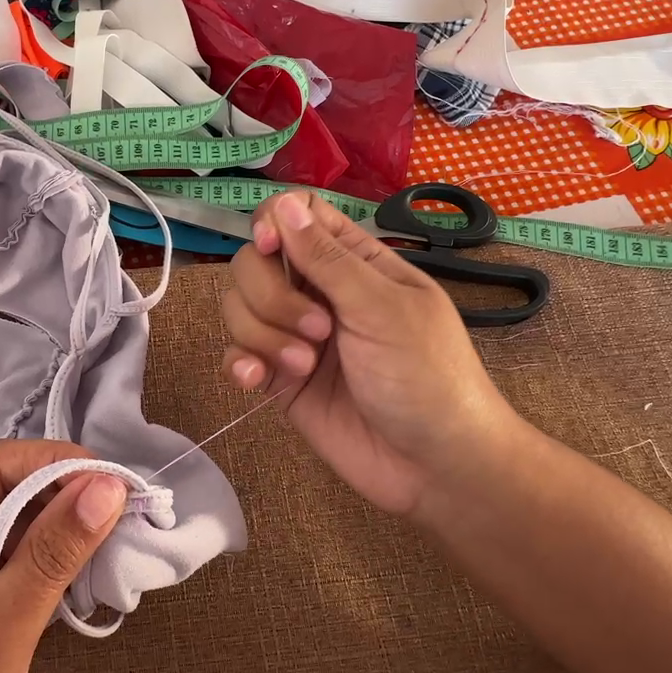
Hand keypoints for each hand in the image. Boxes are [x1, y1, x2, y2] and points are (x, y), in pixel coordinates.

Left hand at [0, 440, 128, 672]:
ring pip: (13, 522)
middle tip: (127, 505)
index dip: (55, 463)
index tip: (117, 478)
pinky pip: (12, 556)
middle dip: (63, 495)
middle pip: (4, 489)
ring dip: (61, 527)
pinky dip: (50, 558)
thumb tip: (109, 487)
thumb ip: (51, 556)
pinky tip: (87, 560)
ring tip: (117, 529)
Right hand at [222, 192, 517, 516]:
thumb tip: (283, 204)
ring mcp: (293, 334)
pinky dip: (239, 361)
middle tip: (319, 331)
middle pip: (255, 261)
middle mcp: (317, 291)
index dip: (273, 222)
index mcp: (353, 262)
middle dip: (272, 294)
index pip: (297, 215)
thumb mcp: (382, 309)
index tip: (269, 248)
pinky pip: (236, 352)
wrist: (435, 468)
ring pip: (240, 306)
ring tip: (304, 367)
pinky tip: (257, 380)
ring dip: (262, 333)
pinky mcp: (278, 378)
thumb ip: (327, 258)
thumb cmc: (427, 376)